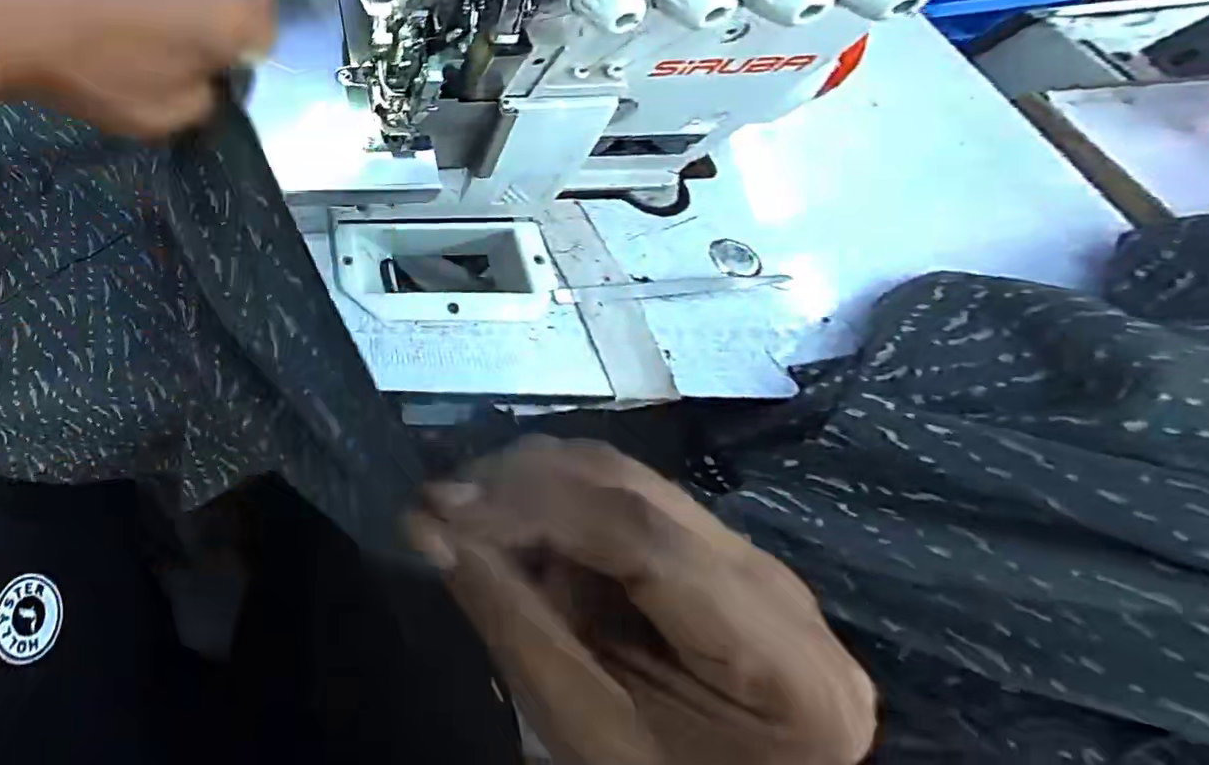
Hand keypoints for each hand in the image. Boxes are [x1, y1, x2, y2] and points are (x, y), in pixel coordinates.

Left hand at [0, 0, 277, 137]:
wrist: (2, 2)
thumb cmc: (90, 69)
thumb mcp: (164, 118)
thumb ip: (210, 100)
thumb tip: (213, 77)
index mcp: (240, 12)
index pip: (272, 41)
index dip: (242, 61)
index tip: (209, 73)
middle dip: (225, 21)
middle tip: (179, 44)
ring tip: (145, 7)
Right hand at [406, 437, 875, 764]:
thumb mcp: (581, 732)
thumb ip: (511, 619)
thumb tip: (426, 524)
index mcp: (783, 660)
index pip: (644, 537)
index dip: (534, 505)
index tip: (442, 503)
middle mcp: (773, 583)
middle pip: (629, 488)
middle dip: (520, 481)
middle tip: (437, 501)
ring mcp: (742, 556)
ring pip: (618, 475)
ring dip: (529, 480)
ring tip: (461, 509)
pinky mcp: (703, 547)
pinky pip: (615, 495)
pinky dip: (549, 498)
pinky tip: (506, 520)